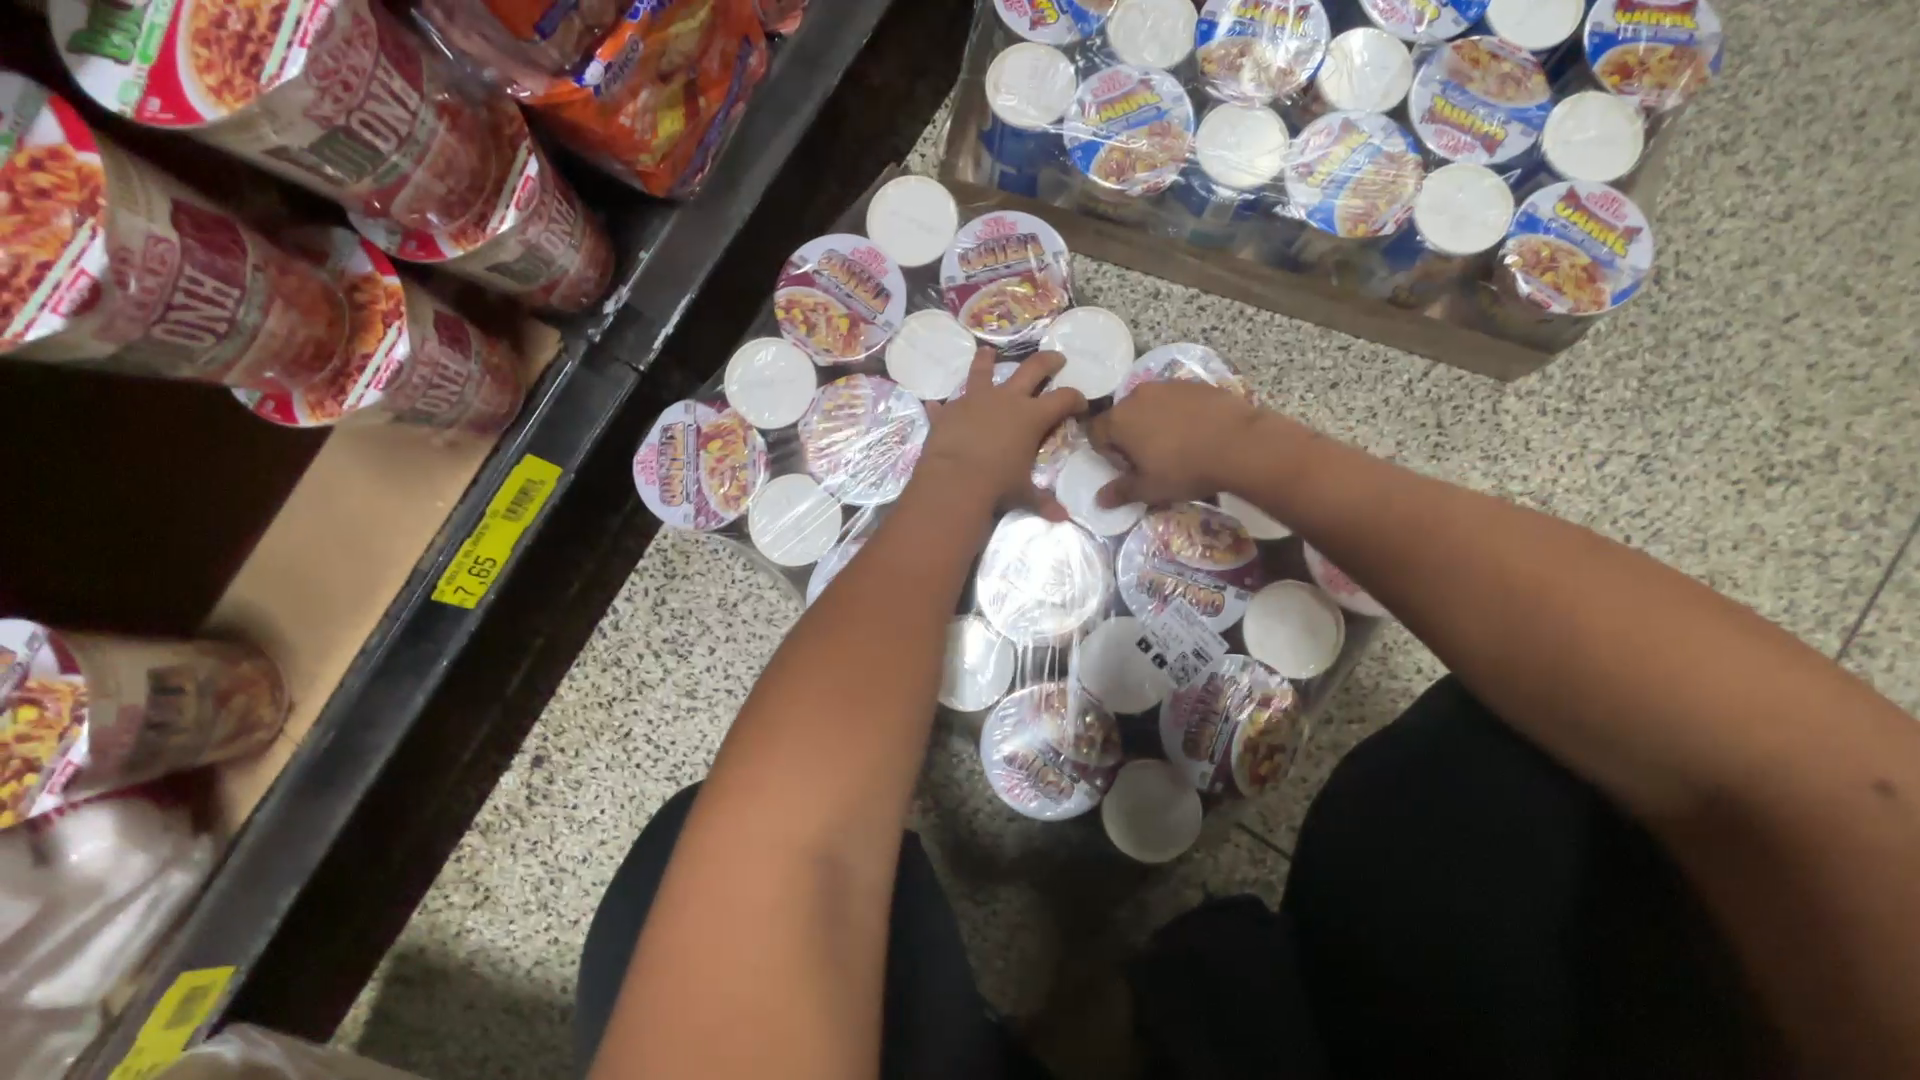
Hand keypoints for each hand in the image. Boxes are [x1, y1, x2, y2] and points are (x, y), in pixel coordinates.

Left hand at [917, 347, 1086, 520]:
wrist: (954, 480)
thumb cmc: (997, 484)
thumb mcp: (1023, 493)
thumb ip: (1042, 501)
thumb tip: (1062, 519)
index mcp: (1032, 416)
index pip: (1064, 399)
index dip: (1076, 399)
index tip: (1081, 404)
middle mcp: (1007, 399)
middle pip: (1032, 369)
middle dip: (1048, 361)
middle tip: (1056, 358)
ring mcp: (975, 400)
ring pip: (984, 370)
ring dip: (986, 360)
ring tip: (987, 352)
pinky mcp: (949, 410)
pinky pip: (944, 404)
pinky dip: (941, 405)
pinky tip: (934, 403)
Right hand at [1087, 380, 1270, 506]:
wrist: (1239, 444)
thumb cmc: (1185, 469)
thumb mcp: (1150, 488)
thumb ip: (1121, 492)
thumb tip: (1100, 500)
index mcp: (1119, 419)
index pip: (1095, 433)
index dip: (1107, 453)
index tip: (1129, 468)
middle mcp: (1137, 395)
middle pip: (1122, 417)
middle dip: (1130, 437)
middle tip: (1152, 460)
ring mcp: (1167, 386)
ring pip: (1149, 406)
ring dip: (1154, 423)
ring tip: (1177, 445)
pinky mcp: (1193, 383)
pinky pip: (1175, 400)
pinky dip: (1178, 414)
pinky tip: (1197, 432)